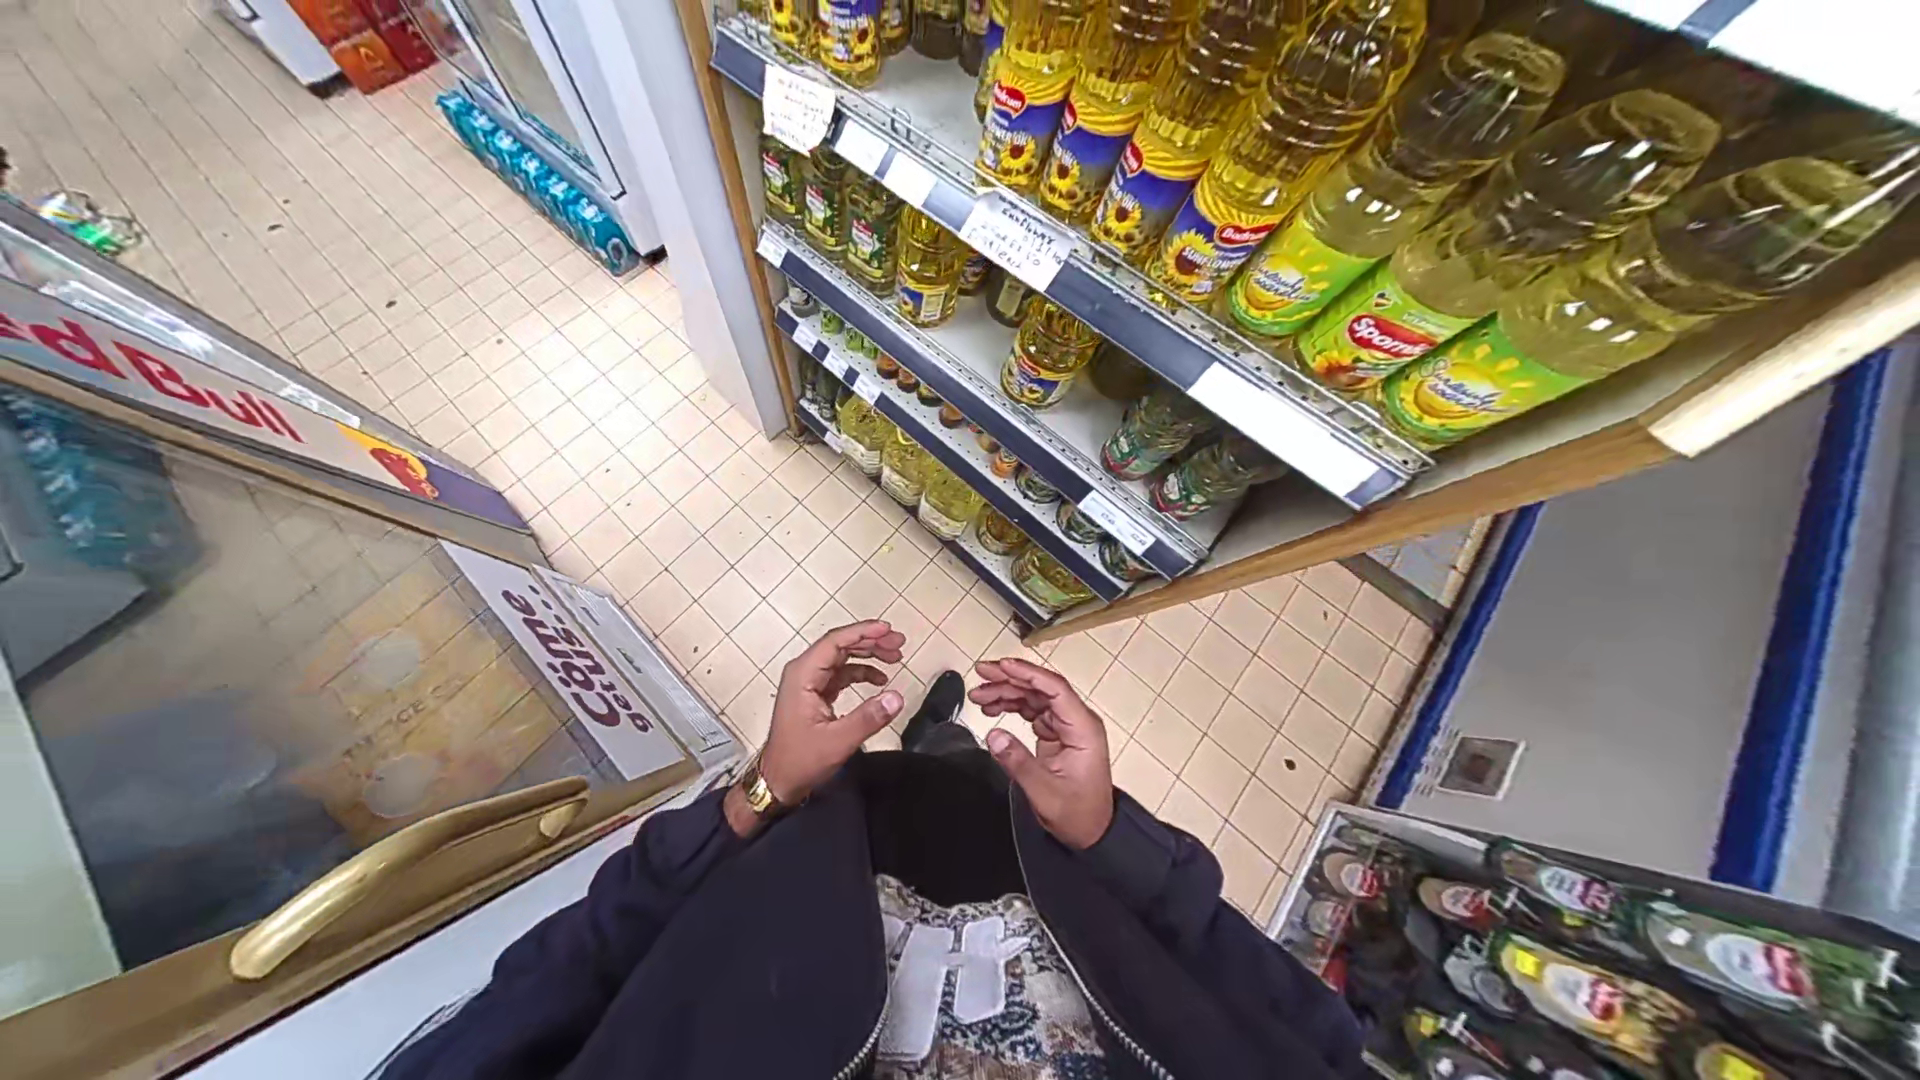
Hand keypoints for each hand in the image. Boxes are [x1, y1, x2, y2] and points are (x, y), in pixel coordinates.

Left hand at [760, 620, 906, 803]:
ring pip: (842, 657)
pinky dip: (862, 671)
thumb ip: (868, 718)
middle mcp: (804, 672)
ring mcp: (809, 683)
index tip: (888, 630)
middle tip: (900, 643)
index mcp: (803, 675)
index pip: (835, 641)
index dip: (863, 632)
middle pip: (841, 645)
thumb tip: (897, 696)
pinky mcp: (815, 694)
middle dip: (871, 641)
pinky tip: (881, 679)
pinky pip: (841, 673)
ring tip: (896, 656)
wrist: (777, 783)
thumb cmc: (801, 761)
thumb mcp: (837, 742)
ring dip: (869, 655)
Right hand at [970, 657, 1114, 849]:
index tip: (1003, 666)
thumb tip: (994, 735)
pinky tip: (992, 708)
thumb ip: (1018, 762)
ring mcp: (1066, 725)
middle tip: (981, 674)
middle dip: (1009, 678)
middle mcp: (1076, 721)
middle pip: (1041, 687)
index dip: (1028, 673)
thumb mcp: (1045, 793)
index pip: (1055, 689)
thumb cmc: (1078, 814)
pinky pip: (1031, 709)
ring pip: (1033, 696)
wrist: (1093, 833)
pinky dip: (1011, 705)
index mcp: (1082, 729)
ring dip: (1006, 692)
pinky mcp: (1056, 732)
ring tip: (978, 695)